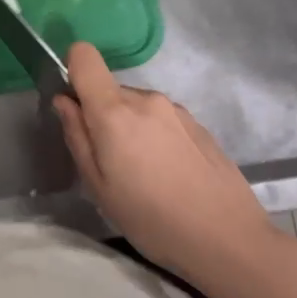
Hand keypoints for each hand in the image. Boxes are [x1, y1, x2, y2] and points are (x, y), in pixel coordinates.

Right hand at [53, 43, 278, 280]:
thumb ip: (76, 136)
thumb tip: (65, 101)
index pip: (84, 55)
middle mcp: (146, 99)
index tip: (75, 105)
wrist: (232, 242)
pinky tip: (172, 176)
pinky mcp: (200, 126)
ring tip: (146, 173)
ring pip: (138, 107)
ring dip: (132, 127)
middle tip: (113, 161)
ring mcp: (177, 111)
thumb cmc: (152, 219)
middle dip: (103, 115)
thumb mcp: (98, 187)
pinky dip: (157, 137)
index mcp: (114, 110)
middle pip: (110, 89)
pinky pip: (163, 120)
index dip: (72, 70)